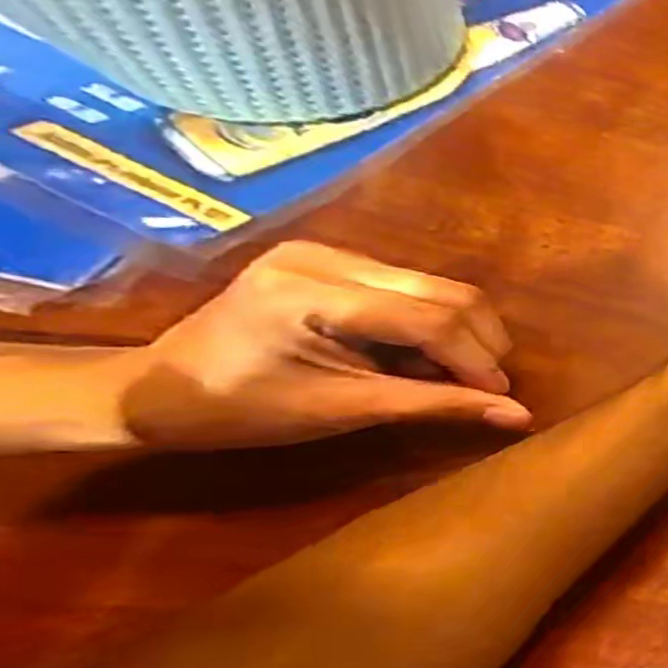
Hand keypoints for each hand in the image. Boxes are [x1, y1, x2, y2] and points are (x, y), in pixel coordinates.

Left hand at [112, 242, 532, 450]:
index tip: (499, 396)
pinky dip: (436, 321)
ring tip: (453, 370)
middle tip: (485, 383)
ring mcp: (330, 251)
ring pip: (440, 286)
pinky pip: (416, 286)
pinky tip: (422, 351)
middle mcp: (327, 258)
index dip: (475, 359)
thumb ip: (436, 405)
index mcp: (312, 294)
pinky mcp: (335, 256)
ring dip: (464, 332)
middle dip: (481, 341)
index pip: (429, 319)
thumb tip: (520, 416)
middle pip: (447, 293)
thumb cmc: (238, 412)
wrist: (147, 389)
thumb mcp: (342, 411)